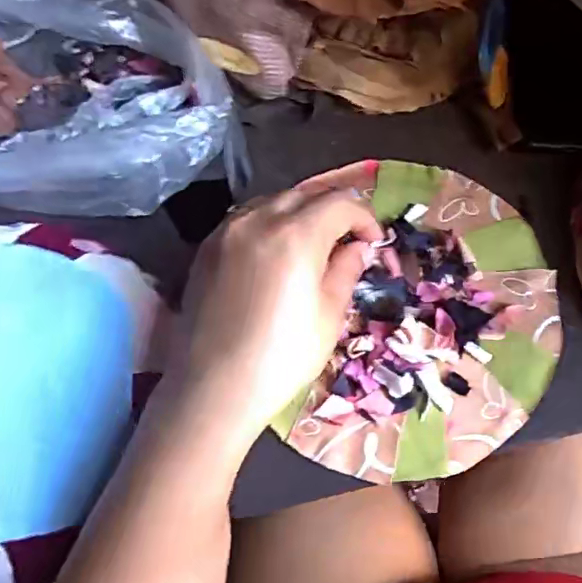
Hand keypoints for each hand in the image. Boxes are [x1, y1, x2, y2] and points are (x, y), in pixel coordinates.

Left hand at [178, 187, 380, 428]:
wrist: (214, 388)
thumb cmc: (283, 357)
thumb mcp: (330, 316)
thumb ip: (346, 270)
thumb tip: (358, 247)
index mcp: (296, 236)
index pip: (341, 203)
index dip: (366, 218)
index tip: (374, 243)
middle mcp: (258, 220)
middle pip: (307, 194)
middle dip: (336, 210)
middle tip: (351, 240)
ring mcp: (227, 231)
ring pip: (275, 201)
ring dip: (303, 213)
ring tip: (317, 245)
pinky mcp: (207, 248)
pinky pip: (248, 218)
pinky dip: (273, 224)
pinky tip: (280, 253)